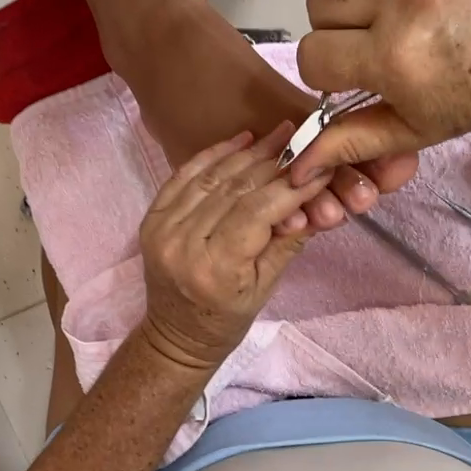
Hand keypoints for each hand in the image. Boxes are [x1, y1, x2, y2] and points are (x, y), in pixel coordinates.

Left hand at [139, 126, 333, 371]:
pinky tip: (239, 140)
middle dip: (272, 162)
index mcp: (215, 270)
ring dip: (246, 152)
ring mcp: (162, 230)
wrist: (176, 336)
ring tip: (278, 134)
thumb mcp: (265, 288)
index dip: (290, 186)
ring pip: (211, 178)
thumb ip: (288, 240)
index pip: (257, 212)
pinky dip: (212, 156)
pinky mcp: (151, 220)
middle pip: (235, 190)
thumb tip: (315, 198)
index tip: (319, 166)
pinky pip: (183, 177)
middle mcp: (184, 245)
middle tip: (302, 139)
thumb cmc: (226, 320)